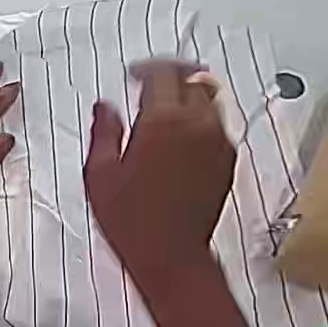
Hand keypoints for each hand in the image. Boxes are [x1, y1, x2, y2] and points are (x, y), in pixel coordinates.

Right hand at [84, 60, 236, 300]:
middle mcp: (197, 126)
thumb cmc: (132, 222)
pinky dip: (202, 119)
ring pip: (210, 98)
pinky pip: (219, 125)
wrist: (170, 257)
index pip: (162, 73)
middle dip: (172, 74)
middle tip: (153, 82)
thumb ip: (104, 132)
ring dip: (189, 94)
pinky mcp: (228, 161)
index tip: (134, 75)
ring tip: (169, 106)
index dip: (146, 69)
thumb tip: (105, 107)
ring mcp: (218, 143)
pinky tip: (183, 134)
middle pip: (193, 78)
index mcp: (163, 122)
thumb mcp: (100, 175)